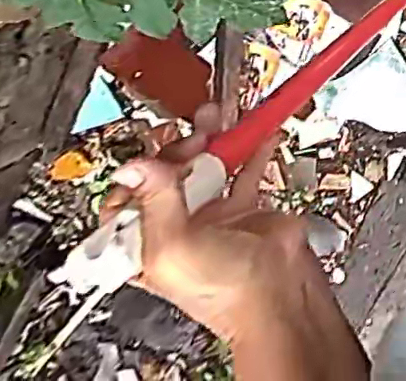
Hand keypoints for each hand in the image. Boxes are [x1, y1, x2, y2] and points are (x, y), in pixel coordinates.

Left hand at [99, 104, 314, 344]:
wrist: (275, 287)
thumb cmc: (220, 289)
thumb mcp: (175, 246)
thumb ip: (159, 202)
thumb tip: (134, 167)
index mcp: (145, 242)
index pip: (130, 197)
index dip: (141, 171)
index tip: (157, 149)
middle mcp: (176, 225)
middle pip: (172, 174)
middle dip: (183, 146)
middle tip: (197, 130)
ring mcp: (214, 213)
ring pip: (210, 165)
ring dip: (218, 138)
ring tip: (224, 117)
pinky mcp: (248, 203)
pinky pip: (249, 167)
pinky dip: (256, 146)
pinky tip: (260, 131)